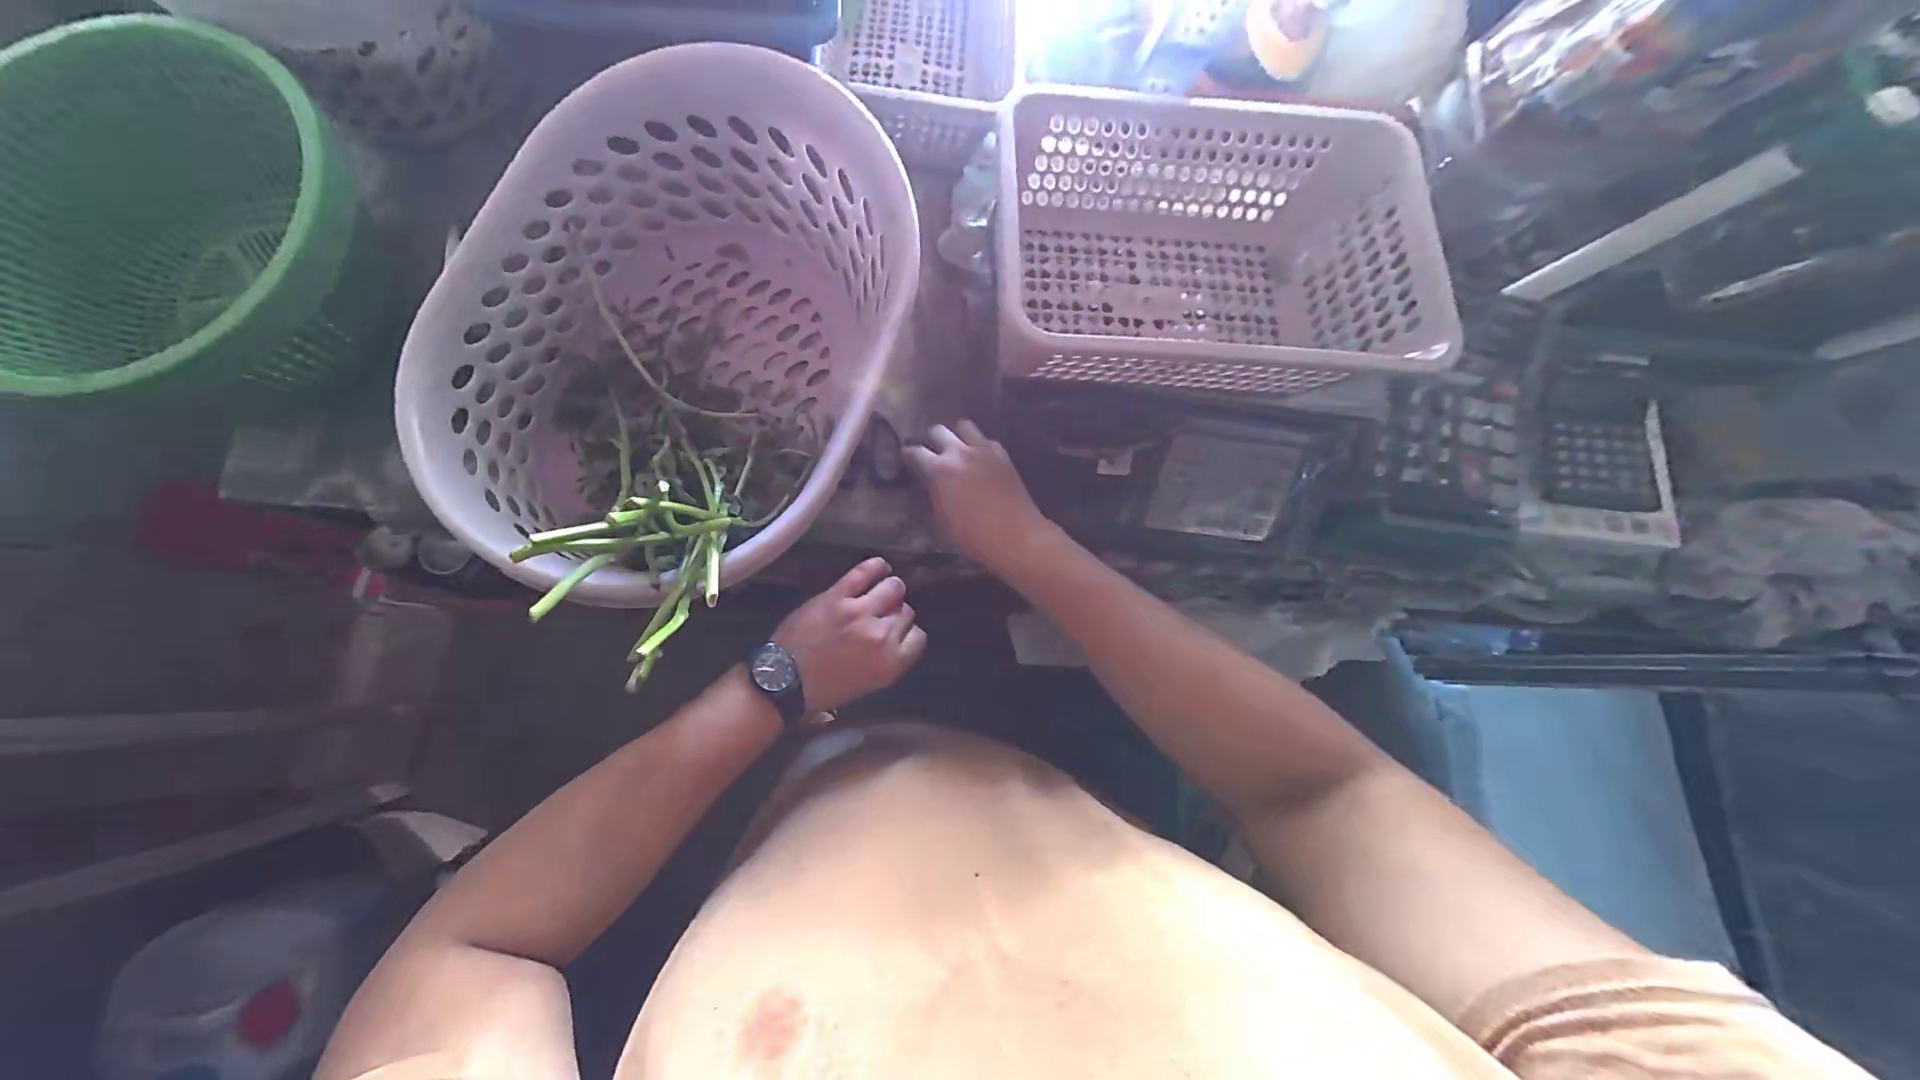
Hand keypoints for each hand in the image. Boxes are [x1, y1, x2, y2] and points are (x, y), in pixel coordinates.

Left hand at [771, 557, 925, 712]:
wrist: (782, 682)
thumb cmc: (824, 690)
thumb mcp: (869, 684)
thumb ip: (888, 658)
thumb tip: (896, 635)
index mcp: (891, 663)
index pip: (919, 637)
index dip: (908, 632)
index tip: (897, 631)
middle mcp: (881, 637)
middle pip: (906, 612)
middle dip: (897, 612)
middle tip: (882, 614)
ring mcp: (859, 613)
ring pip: (893, 588)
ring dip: (891, 589)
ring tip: (881, 591)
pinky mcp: (837, 597)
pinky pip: (865, 572)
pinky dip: (876, 566)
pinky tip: (879, 568)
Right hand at [905, 421, 1053, 573]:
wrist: (1015, 535)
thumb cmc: (972, 536)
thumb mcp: (940, 520)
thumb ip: (932, 495)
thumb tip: (928, 484)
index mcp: (938, 470)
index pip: (915, 451)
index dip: (908, 454)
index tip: (908, 458)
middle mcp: (959, 452)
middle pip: (938, 431)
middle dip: (932, 440)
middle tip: (934, 454)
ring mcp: (983, 450)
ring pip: (963, 426)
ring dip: (957, 436)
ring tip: (958, 451)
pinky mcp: (1002, 454)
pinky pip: (985, 440)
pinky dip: (978, 446)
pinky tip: (980, 461)